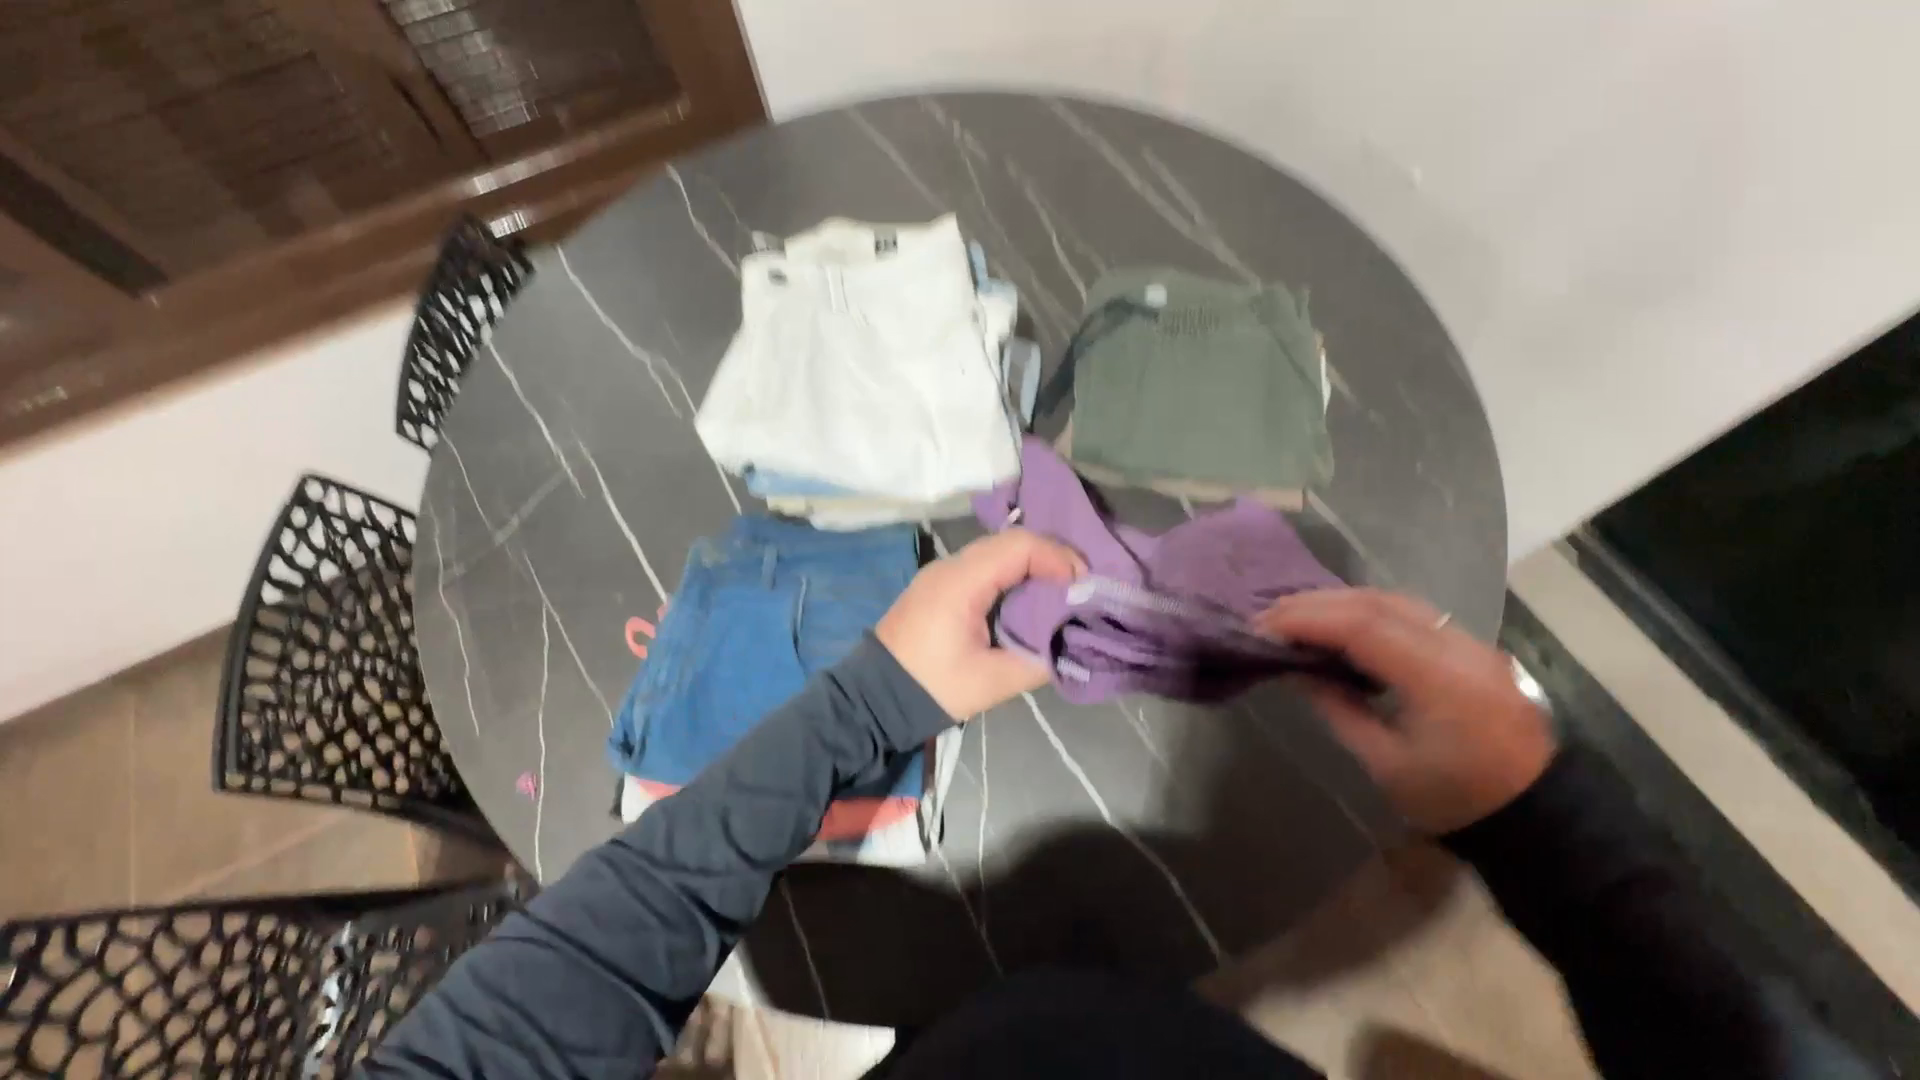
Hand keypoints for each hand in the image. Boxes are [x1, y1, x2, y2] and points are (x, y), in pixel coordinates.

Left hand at [876, 530, 1084, 719]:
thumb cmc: (933, 688)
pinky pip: (983, 567)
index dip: (1058, 558)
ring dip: (1032, 566)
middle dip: (1051, 559)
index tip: (1083, 586)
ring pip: (997, 553)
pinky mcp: (940, 586)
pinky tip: (1029, 600)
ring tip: (1062, 593)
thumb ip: (1039, 658)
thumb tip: (1072, 641)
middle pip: (1010, 543)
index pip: (1019, 547)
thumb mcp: (993, 682)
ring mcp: (942, 573)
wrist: (874, 698)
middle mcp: (950, 566)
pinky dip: (1012, 576)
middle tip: (1081, 587)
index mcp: (961, 582)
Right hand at [1254, 589, 1555, 833]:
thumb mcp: (1386, 763)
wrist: (1541, 813)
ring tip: (1296, 614)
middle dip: (1316, 603)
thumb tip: (1297, 670)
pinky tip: (1341, 624)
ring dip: (1341, 601)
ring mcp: (1470, 642)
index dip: (1307, 620)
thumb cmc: (1455, 798)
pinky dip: (1367, 611)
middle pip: (1376, 602)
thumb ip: (1339, 708)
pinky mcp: (1471, 648)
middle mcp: (1456, 646)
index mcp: (1438, 678)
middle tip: (1268, 615)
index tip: (1263, 627)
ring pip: (1395, 600)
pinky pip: (1411, 613)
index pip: (1361, 627)